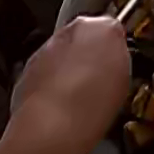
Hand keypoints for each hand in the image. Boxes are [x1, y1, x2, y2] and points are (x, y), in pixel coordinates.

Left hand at [8, 16, 130, 153]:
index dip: (112, 47)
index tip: (112, 62)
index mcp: (105, 27)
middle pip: (85, 35)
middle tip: (93, 78)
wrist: (53, 127)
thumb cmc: (92, 104)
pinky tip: (55, 102)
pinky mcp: (29, 65)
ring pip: (62, 50)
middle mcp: (76, 29)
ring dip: (66, 65)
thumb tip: (112, 64)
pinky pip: (44, 68)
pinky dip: (48, 80)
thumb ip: (117, 59)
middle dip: (87, 52)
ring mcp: (50, 46)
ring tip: (73, 95)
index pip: (112, 28)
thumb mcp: (124, 79)